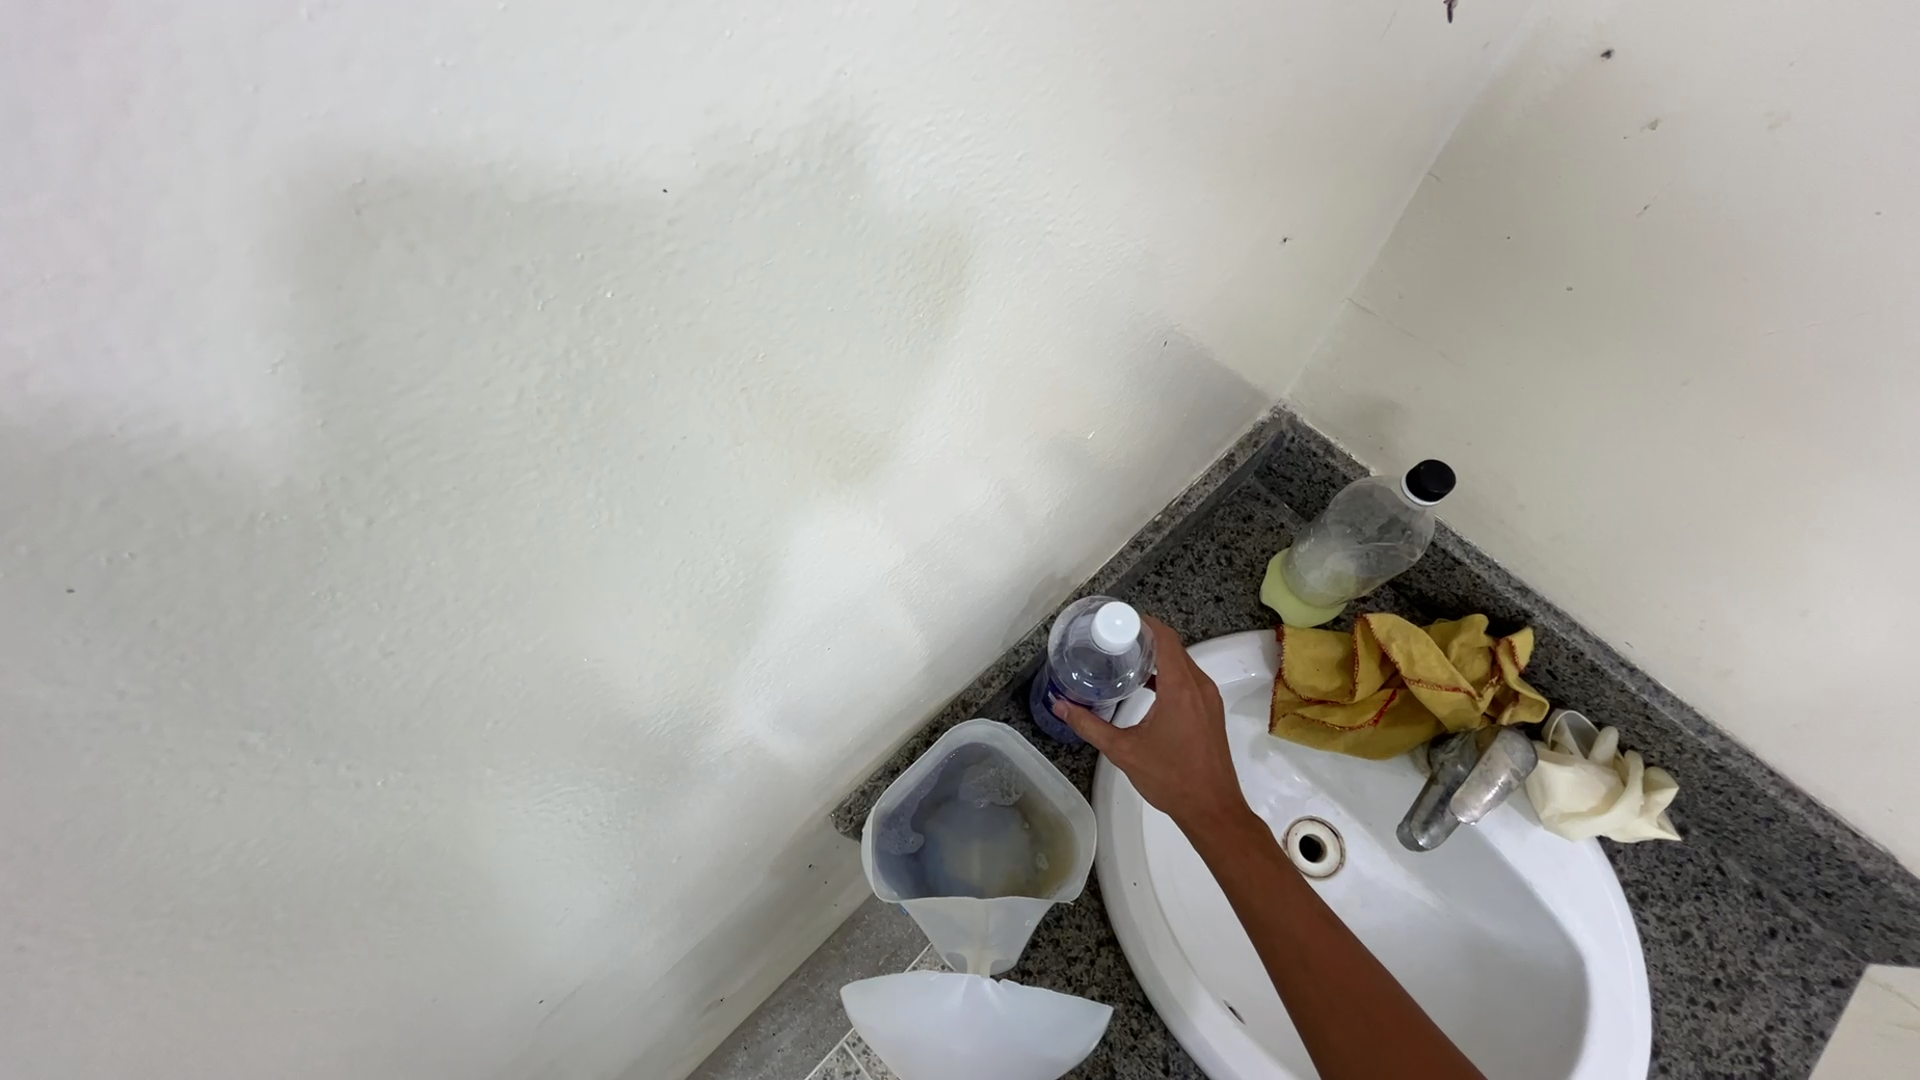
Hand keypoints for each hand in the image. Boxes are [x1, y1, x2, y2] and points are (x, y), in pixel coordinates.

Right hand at [1053, 615, 1253, 835]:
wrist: (1212, 810)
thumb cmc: (1170, 778)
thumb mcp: (1123, 751)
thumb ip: (1089, 725)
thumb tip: (1060, 705)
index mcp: (1180, 688)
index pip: (1166, 638)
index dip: (1144, 622)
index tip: (1118, 619)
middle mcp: (1199, 687)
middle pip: (1174, 647)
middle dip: (1145, 637)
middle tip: (1113, 637)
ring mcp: (1208, 699)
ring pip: (1182, 663)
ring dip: (1157, 656)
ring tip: (1124, 658)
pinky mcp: (1210, 712)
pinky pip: (1189, 679)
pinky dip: (1167, 673)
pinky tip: (1144, 685)